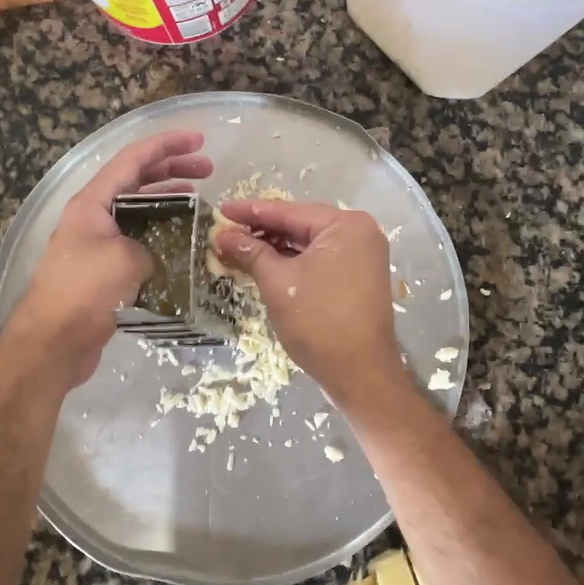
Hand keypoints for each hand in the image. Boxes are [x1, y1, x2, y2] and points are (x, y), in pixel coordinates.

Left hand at [2, 131, 211, 392]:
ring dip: (168, 201)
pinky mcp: (103, 270)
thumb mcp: (126, 259)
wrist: (51, 343)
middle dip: (172, 169)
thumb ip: (152, 244)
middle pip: (136, 180)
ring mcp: (97, 243)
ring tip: (199, 200)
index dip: (167, 144)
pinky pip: (137, 240)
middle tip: (208, 170)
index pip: (133, 159)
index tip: (200, 140)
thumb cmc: (84, 292)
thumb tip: (160, 253)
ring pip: (138, 210)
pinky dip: (161, 234)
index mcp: (92, 202)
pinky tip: (182, 243)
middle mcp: (92, 216)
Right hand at [212, 199, 405, 408]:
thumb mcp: (278, 283)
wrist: (361, 374)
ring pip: (308, 245)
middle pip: (300, 225)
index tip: (221, 210)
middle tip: (224, 232)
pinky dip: (292, 263)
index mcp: (346, 225)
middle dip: (261, 231)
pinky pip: (319, 261)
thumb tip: (222, 235)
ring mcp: (362, 257)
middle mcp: (359, 233)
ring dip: (274, 249)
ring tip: (237, 250)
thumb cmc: (319, 322)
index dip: (251, 211)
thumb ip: (251, 252)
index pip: (289, 211)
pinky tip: (264, 266)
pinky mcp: (357, 278)